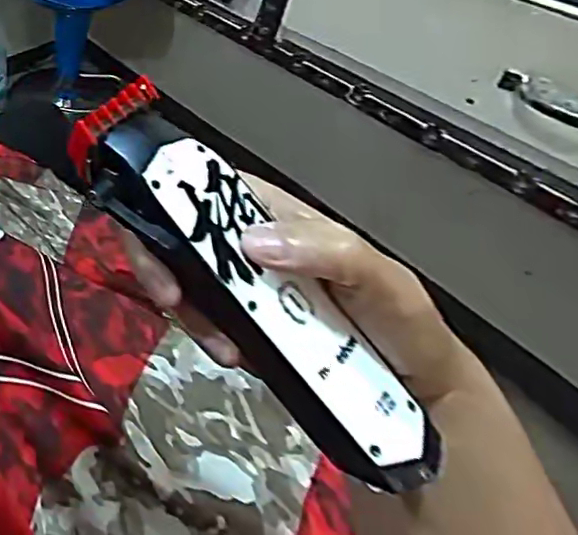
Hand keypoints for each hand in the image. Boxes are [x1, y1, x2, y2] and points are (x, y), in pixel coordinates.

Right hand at [122, 173, 477, 405]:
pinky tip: (227, 350)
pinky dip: (198, 329)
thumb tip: (251, 241)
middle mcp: (240, 238)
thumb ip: (328, 249)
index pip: (201, 183)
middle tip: (171, 295)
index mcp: (266, 210)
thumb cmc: (402, 321)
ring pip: (178, 271)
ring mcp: (235, 279)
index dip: (167, 196)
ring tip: (217, 341)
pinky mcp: (232, 316)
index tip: (160, 232)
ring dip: (183, 304)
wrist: (418, 393)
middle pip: (174, 228)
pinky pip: (196, 311)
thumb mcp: (380, 277)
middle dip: (159, 259)